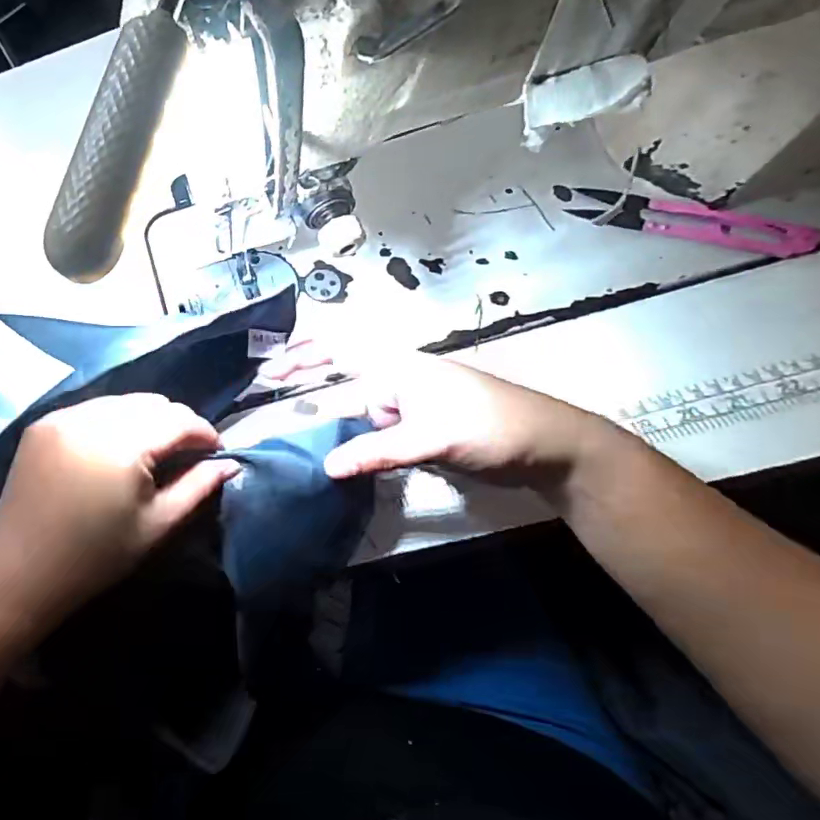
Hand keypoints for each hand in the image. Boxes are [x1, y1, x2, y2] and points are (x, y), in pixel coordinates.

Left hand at [0, 394, 237, 634]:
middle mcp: (91, 418)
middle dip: (174, 423)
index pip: (178, 418)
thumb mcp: (155, 525)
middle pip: (150, 402)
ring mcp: (61, 417)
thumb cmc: (95, 558)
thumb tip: (229, 463)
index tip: (215, 453)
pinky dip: (109, 421)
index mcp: (122, 443)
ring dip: (142, 419)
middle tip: (183, 454)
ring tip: (149, 451)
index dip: (204, 433)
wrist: (20, 570)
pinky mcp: (41, 424)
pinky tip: (112, 449)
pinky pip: (89, 409)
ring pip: (119, 402)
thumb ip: (197, 488)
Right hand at [259, 344, 628, 490]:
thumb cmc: (493, 427)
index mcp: (397, 369)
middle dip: (307, 389)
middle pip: (341, 384)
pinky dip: (352, 444)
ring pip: (355, 414)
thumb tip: (326, 468)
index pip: (339, 351)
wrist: (550, 448)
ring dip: (329, 426)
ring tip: (297, 444)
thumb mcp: (432, 438)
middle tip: (271, 398)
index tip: (269, 370)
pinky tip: (338, 459)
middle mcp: (396, 383)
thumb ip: (377, 451)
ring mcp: (406, 409)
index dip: (302, 356)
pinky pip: (372, 434)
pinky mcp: (415, 432)